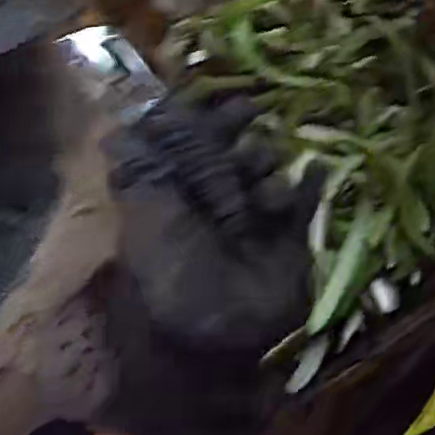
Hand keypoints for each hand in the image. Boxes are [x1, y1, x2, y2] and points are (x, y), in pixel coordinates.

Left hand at [95, 96, 312, 434]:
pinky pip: (308, 196)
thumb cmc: (176, 277)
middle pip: (234, 147)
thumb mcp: (148, 224)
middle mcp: (218, 198)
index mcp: (178, 194)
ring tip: (265, 189)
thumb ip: (143, 174)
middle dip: (242, 131)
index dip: (205, 115)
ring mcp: (257, 214)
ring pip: (270, 168)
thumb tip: (121, 127)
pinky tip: (314, 176)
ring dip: (268, 167)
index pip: (192, 142)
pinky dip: (313, 183)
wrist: (218, 338)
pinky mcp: (292, 231)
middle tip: (250, 117)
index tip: (221, 96)